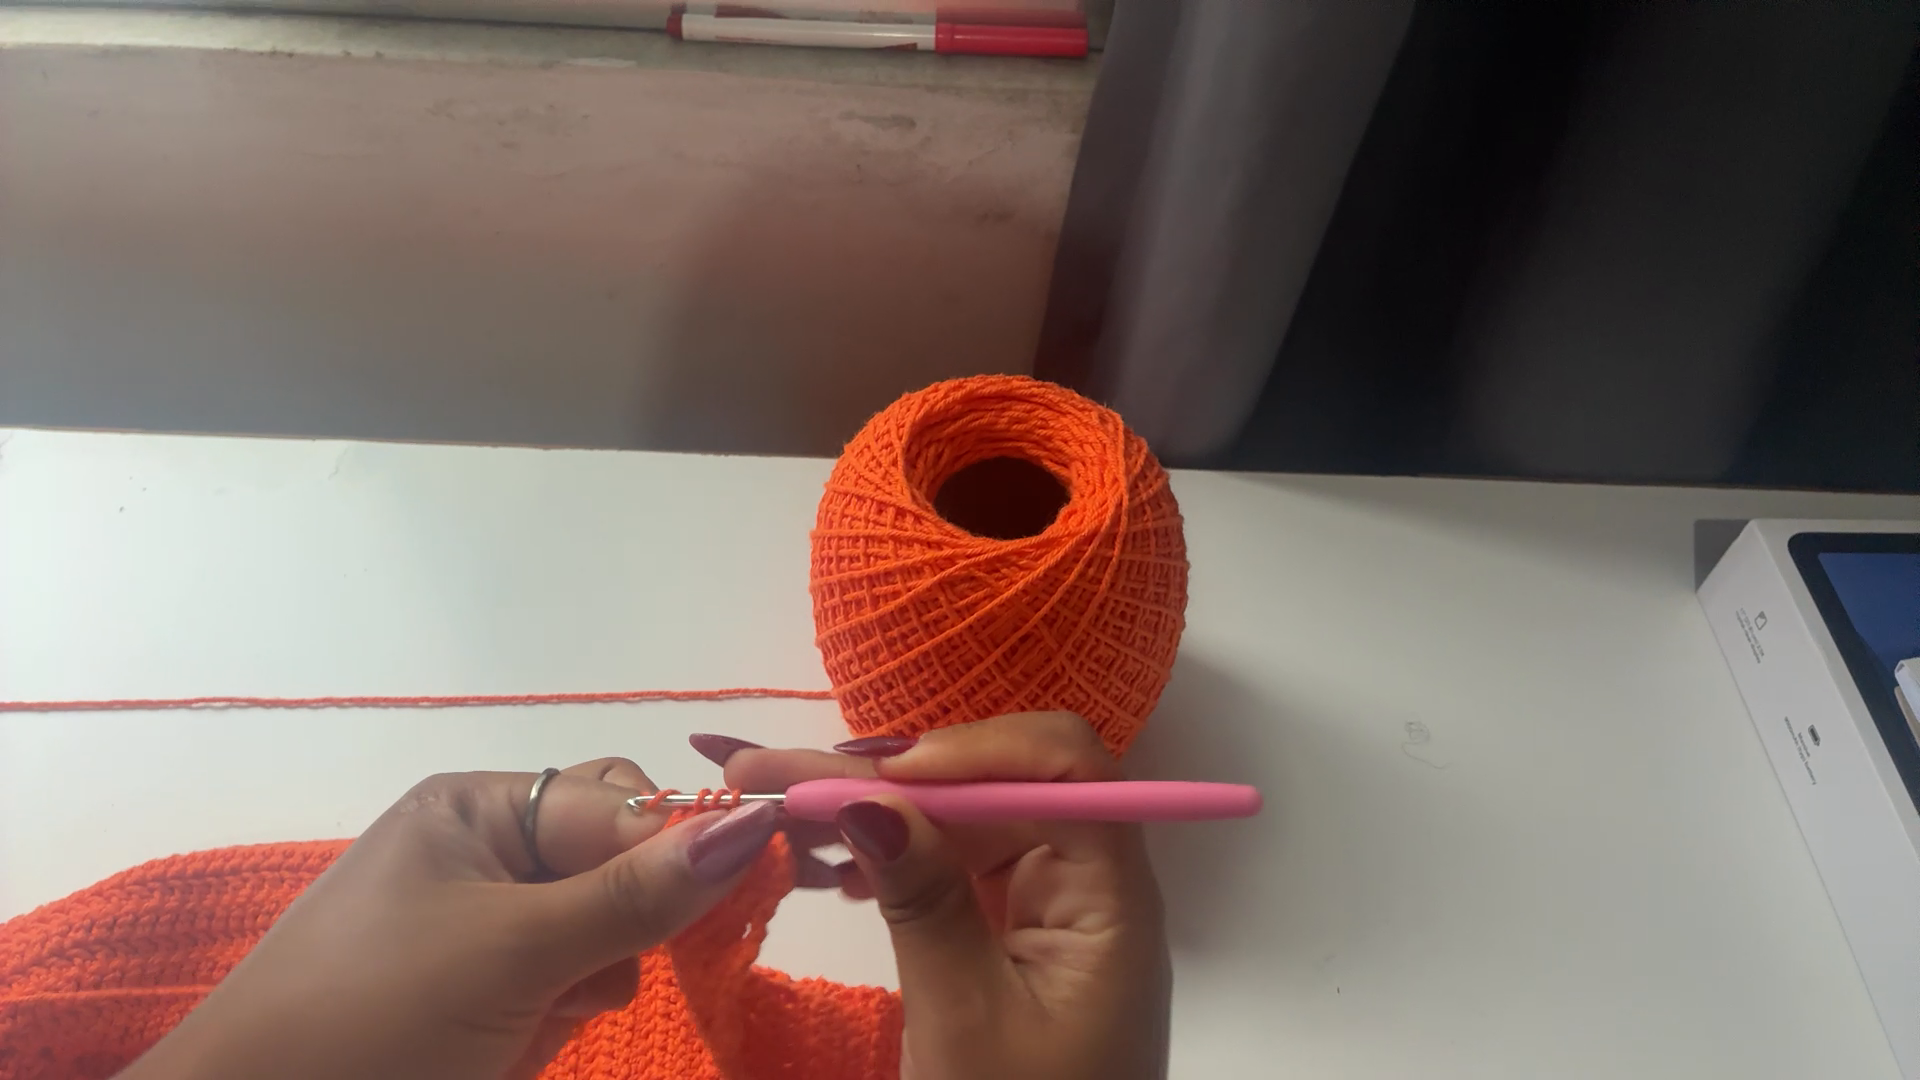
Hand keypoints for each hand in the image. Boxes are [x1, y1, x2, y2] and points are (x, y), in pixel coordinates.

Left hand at [120, 759, 779, 1079]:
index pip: (618, 803)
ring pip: (611, 907)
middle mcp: (490, 844)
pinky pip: (582, 958)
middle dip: (637, 902)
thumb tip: (759, 822)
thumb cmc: (367, 1030)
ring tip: (569, 1004)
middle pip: (617, 846)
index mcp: (480, 807)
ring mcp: (491, 913)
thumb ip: (642, 892)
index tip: (743, 884)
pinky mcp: (494, 976)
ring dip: (609, 957)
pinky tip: (550, 1024)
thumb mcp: (515, 954)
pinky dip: (583, 991)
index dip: (679, 842)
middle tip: (635, 954)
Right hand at [717, 713, 1171, 1079]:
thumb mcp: (967, 1021)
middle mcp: (1082, 869)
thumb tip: (868, 799)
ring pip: (960, 810)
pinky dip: (892, 848)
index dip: (978, 749)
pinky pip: (949, 852)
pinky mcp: (1008, 909)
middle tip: (777, 767)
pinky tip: (833, 863)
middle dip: (891, 771)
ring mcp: (1042, 887)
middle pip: (993, 779)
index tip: (886, 772)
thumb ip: (925, 902)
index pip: (1067, 766)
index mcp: (1109, 890)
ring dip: (875, 804)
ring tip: (782, 803)